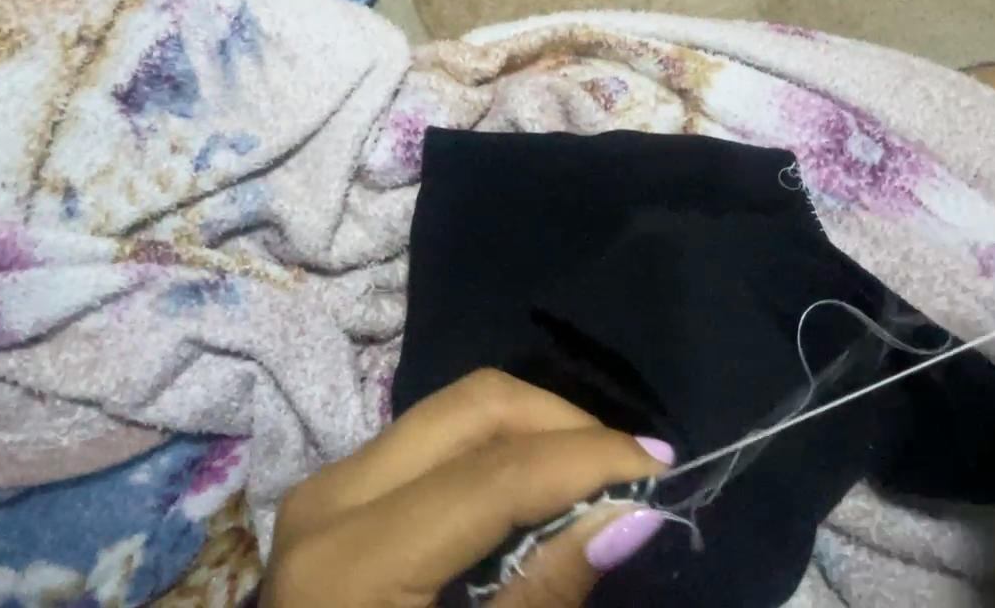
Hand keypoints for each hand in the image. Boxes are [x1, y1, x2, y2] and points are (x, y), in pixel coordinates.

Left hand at [260, 369, 672, 607]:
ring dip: (536, 425)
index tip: (663, 466)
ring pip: (456, 405)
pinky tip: (537, 479)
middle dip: (565, 423)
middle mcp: (333, 493)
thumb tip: (632, 514)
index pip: (494, 473)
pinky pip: (435, 432)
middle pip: (476, 405)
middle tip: (630, 466)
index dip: (587, 460)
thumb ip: (544, 593)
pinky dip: (498, 441)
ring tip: (593, 471)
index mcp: (352, 561)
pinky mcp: (340, 485)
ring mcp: (330, 481)